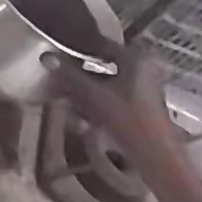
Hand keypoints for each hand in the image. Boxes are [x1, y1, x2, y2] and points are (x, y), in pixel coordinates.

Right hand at [47, 46, 178, 155]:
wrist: (156, 157)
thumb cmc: (129, 120)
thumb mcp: (94, 95)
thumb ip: (70, 75)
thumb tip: (45, 56)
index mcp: (137, 58)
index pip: (102, 44)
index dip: (78, 49)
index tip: (57, 52)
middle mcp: (144, 67)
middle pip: (104, 64)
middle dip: (79, 72)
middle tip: (57, 76)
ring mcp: (145, 87)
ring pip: (107, 81)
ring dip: (85, 87)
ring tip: (64, 94)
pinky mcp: (141, 104)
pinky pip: (113, 94)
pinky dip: (96, 99)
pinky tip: (79, 110)